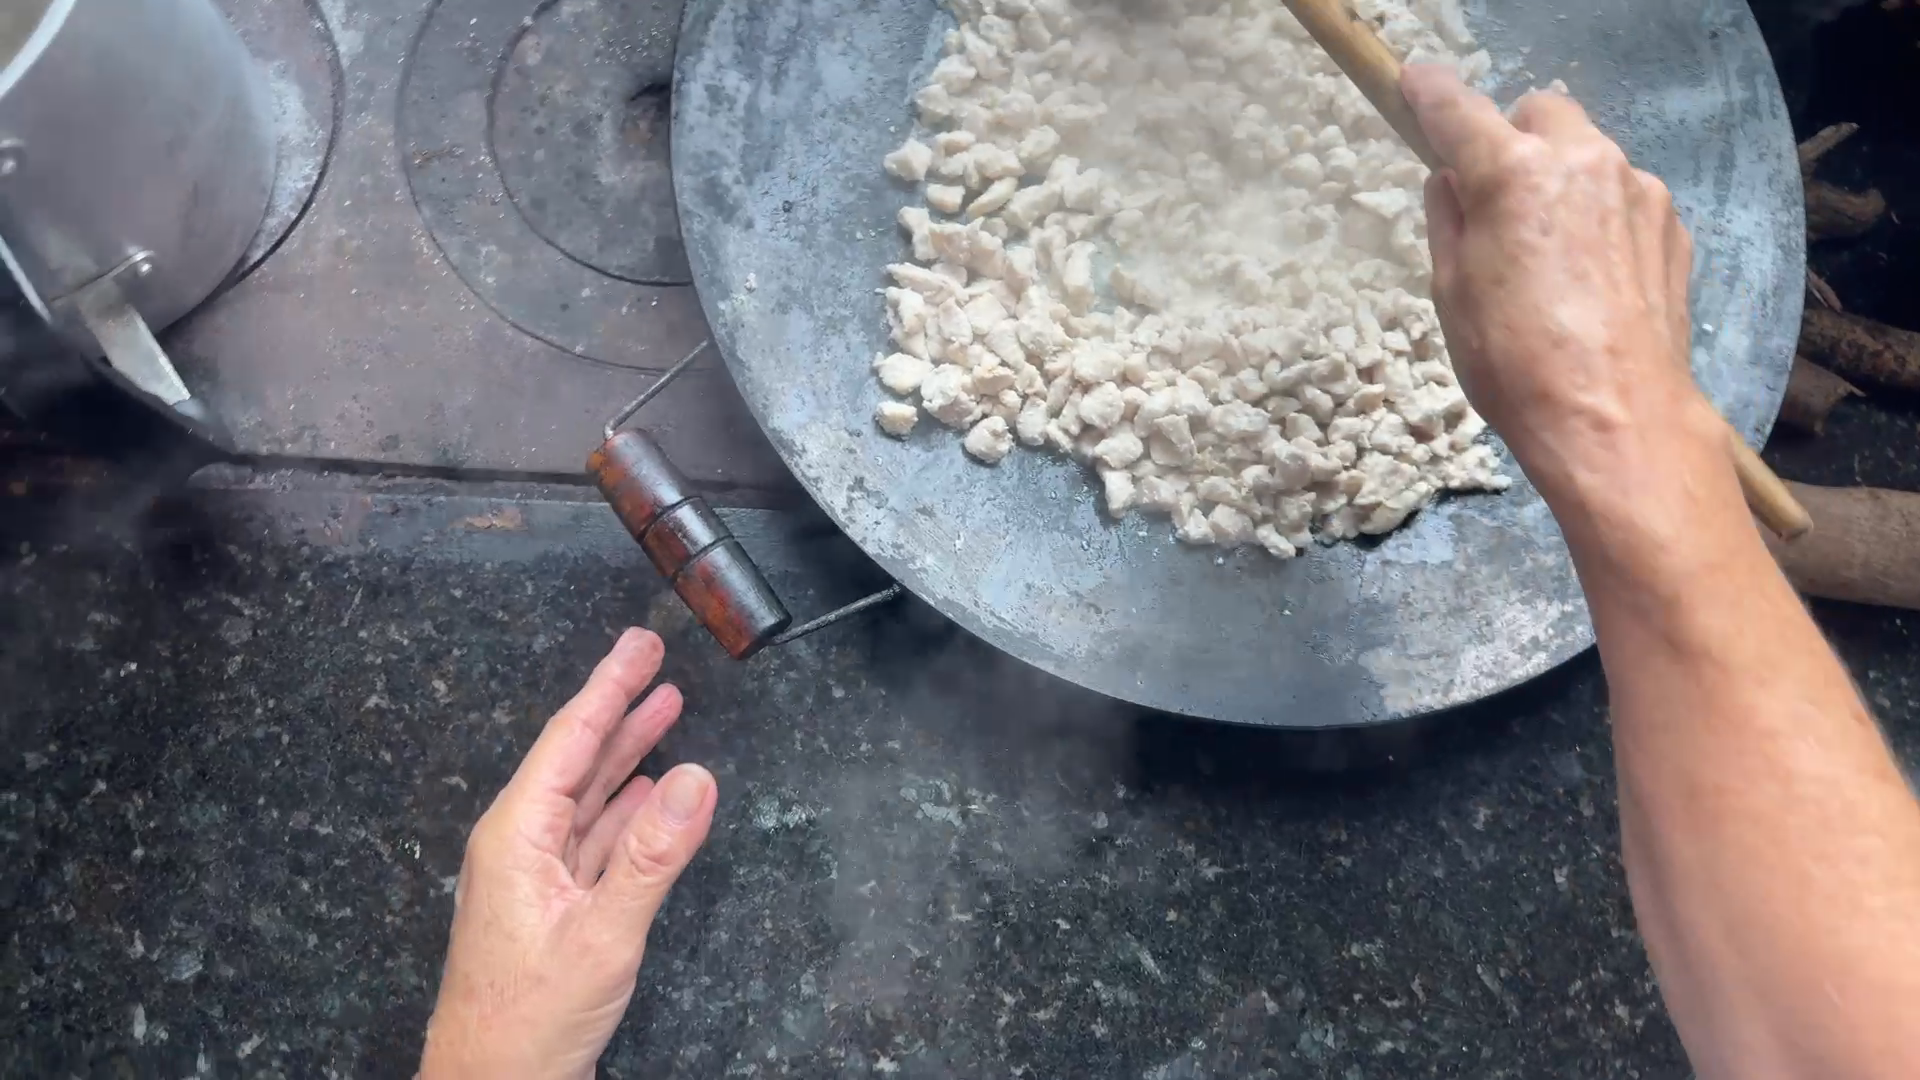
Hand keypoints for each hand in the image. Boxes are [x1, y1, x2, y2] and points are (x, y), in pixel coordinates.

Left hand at [419, 628, 716, 1079]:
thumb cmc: (532, 1021)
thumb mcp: (602, 937)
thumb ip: (653, 855)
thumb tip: (700, 776)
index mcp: (519, 834)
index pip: (570, 739)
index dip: (608, 686)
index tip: (639, 645)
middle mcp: (524, 840)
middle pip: (579, 753)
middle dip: (618, 702)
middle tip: (653, 654)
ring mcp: (541, 869)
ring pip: (592, 789)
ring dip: (629, 746)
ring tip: (665, 704)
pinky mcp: (559, 896)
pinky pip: (600, 829)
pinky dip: (631, 800)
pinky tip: (655, 784)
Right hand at [1402, 65, 1729, 525]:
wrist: (1609, 413)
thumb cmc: (1506, 359)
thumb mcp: (1449, 293)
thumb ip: (1447, 223)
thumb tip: (1448, 178)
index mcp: (1516, 179)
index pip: (1462, 116)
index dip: (1430, 95)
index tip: (1410, 79)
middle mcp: (1586, 163)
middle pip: (1542, 112)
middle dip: (1509, 136)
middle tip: (1484, 194)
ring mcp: (1638, 189)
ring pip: (1586, 152)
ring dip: (1553, 176)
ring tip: (1535, 251)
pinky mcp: (1669, 223)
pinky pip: (1620, 193)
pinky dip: (1591, 211)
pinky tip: (1578, 273)